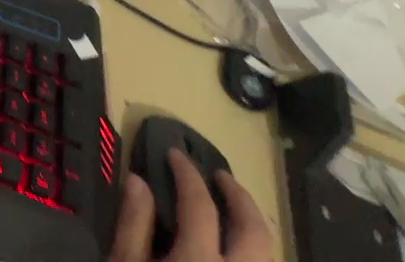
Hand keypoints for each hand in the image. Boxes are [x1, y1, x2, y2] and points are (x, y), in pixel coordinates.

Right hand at [109, 149, 272, 261]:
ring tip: (233, 207)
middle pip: (253, 230)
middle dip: (239, 197)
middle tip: (221, 175)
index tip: (175, 154)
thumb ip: (134, 223)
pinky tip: (238, 244)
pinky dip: (255, 248)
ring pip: (270, 252)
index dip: (188, 175)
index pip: (200, 206)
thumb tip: (137, 180)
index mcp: (199, 259)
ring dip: (253, 223)